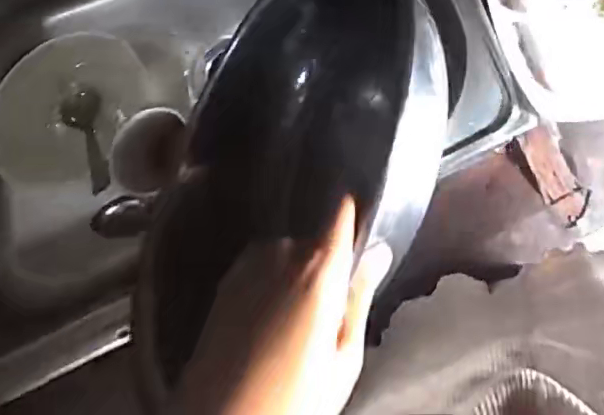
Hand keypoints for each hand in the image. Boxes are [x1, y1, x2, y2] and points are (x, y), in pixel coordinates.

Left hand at [174, 197, 392, 414]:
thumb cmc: (290, 405)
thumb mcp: (342, 361)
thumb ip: (361, 297)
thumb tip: (380, 251)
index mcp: (321, 266)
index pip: (344, 208)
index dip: (355, 214)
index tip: (362, 234)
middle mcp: (285, 252)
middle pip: (318, 237)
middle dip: (326, 262)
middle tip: (326, 308)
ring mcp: (249, 266)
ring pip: (289, 253)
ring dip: (295, 273)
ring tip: (292, 323)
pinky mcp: (223, 284)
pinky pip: (261, 267)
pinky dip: (269, 284)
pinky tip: (266, 327)